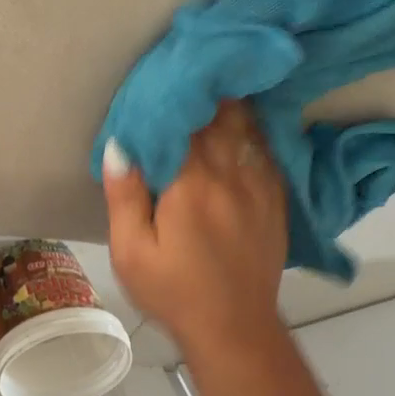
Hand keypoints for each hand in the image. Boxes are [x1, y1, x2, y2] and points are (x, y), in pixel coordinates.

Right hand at [103, 101, 287, 353]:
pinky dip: (250, 130)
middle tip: (187, 69)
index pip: (184, 123)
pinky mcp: (275, 199)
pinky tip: (239, 123)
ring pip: (247, 128)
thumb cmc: (173, 291)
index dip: (172, 97)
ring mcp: (260, 186)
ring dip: (229, 104)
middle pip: (220, 117)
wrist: (234, 326)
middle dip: (203, 91)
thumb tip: (119, 146)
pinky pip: (264, 150)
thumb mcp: (131, 252)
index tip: (158, 77)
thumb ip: (125, 197)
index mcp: (191, 186)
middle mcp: (231, 176)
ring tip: (214, 82)